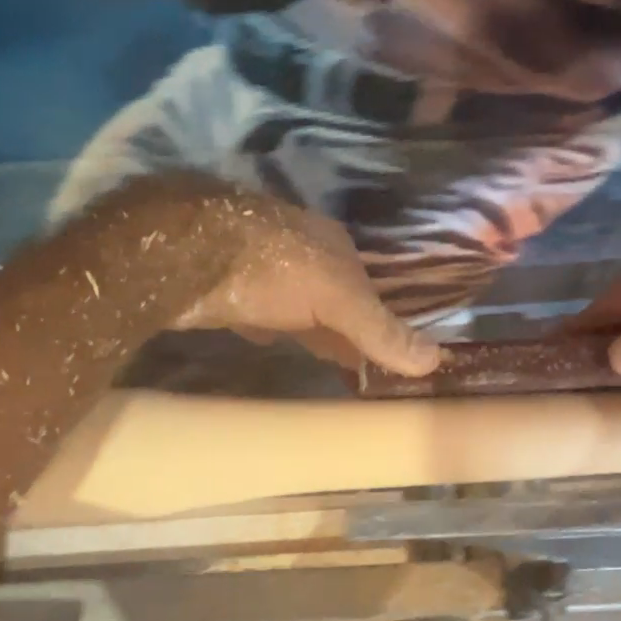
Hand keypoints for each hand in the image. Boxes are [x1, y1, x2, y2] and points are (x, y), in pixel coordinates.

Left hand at [171, 192, 442, 377]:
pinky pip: (261, 317)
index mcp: (333, 246)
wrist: (185, 259)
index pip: (369, 288)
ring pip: (298, 309)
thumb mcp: (338, 300)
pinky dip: (275, 333)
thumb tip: (435, 361)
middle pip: (334, 300)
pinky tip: (279, 349)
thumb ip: (380, 330)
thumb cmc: (272, 269)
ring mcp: (261, 271)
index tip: (394, 358)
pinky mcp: (228, 292)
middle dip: (348, 332)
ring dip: (314, 334)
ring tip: (333, 371)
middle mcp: (299, 253)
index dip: (382, 321)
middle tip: (366, 374)